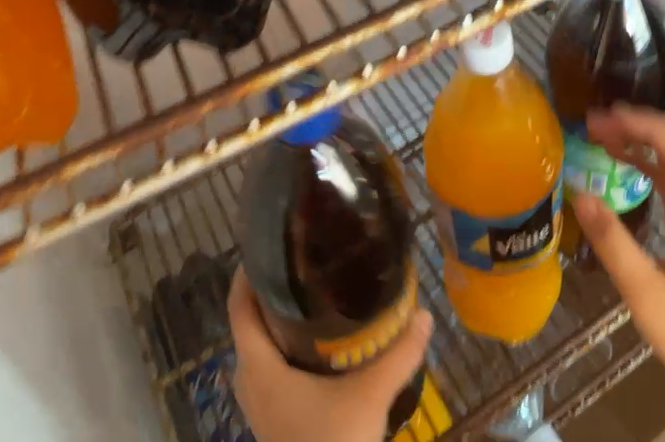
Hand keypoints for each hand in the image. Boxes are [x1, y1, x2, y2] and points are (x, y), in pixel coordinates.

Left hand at [228, 268, 433, 441]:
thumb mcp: (370, 397)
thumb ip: (398, 355)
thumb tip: (424, 315)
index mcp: (259, 367)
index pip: (239, 307)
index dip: (247, 273)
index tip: (268, 245)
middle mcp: (249, 381)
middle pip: (249, 324)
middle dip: (271, 292)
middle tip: (305, 265)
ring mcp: (257, 404)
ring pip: (260, 349)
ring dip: (279, 323)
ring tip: (315, 297)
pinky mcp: (272, 419)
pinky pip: (269, 370)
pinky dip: (286, 349)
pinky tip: (320, 346)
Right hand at [570, 104, 664, 407]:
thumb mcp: (645, 293)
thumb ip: (613, 243)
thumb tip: (580, 195)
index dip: (644, 127)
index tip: (605, 118)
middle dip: (637, 126)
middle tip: (593, 122)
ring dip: (640, 139)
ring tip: (598, 133)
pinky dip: (645, 161)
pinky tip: (618, 159)